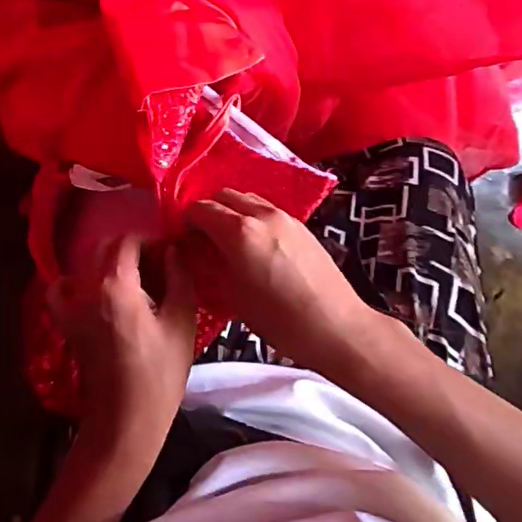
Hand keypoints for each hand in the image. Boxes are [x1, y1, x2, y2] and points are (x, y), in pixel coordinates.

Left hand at [49, 234, 196, 451]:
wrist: (125, 421)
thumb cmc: (159, 375)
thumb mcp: (181, 324)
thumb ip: (179, 280)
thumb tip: (172, 251)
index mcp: (117, 286)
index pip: (127, 242)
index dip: (149, 240)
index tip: (167, 252)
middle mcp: (87, 288)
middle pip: (103, 247)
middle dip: (128, 248)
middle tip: (153, 264)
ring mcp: (71, 306)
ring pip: (83, 264)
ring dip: (104, 261)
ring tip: (129, 277)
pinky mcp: (65, 324)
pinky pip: (60, 290)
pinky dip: (72, 282)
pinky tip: (92, 290)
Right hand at [181, 188, 394, 375]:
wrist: (337, 326)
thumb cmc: (279, 319)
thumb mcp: (233, 295)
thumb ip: (210, 263)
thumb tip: (195, 248)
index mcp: (239, 230)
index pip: (200, 208)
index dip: (187, 222)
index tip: (184, 240)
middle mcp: (261, 213)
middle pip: (223, 195)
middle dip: (209, 211)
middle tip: (204, 238)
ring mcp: (284, 216)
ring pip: (246, 199)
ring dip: (232, 211)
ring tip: (229, 241)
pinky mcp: (301, 225)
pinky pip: (266, 209)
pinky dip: (252, 217)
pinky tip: (255, 245)